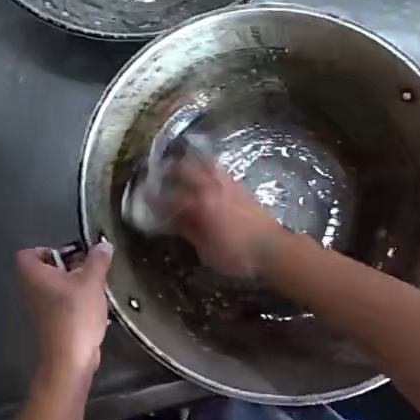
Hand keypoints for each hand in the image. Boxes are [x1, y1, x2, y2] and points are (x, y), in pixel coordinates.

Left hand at [15, 240, 113, 377]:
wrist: (70, 358)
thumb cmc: (75, 314)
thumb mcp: (91, 281)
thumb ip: (97, 260)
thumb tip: (103, 245)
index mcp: (33, 274)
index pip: (28, 253)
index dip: (47, 249)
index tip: (71, 254)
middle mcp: (32, 289)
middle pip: (48, 268)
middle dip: (70, 265)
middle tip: (91, 267)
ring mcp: (41, 307)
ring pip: (58, 286)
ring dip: (78, 283)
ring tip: (97, 285)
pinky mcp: (52, 321)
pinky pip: (63, 302)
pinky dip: (78, 300)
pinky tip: (97, 305)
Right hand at [163, 157, 286, 276]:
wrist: (275, 249)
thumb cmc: (238, 256)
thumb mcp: (207, 250)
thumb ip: (189, 232)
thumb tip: (173, 222)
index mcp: (200, 205)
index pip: (170, 198)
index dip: (154, 199)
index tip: (144, 197)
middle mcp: (212, 189)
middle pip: (185, 171)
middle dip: (169, 172)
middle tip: (159, 175)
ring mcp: (228, 185)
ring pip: (205, 164)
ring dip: (191, 164)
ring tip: (182, 166)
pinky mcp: (241, 186)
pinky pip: (220, 170)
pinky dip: (208, 168)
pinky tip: (206, 175)